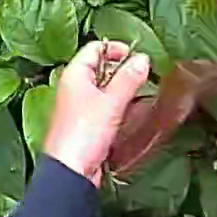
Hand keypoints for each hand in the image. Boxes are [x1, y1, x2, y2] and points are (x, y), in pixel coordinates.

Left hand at [42, 40, 150, 183]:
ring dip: (122, 87)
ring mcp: (79, 103)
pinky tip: (132, 110)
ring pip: (103, 86)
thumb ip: (128, 78)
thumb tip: (142, 58)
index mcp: (74, 73)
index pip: (94, 48)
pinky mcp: (86, 121)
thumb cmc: (84, 132)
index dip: (115, 48)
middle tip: (145, 73)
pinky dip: (118, 103)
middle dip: (122, 67)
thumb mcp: (111, 102)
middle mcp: (74, 85)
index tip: (138, 55)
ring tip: (144, 90)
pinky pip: (104, 104)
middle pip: (100, 66)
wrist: (71, 169)